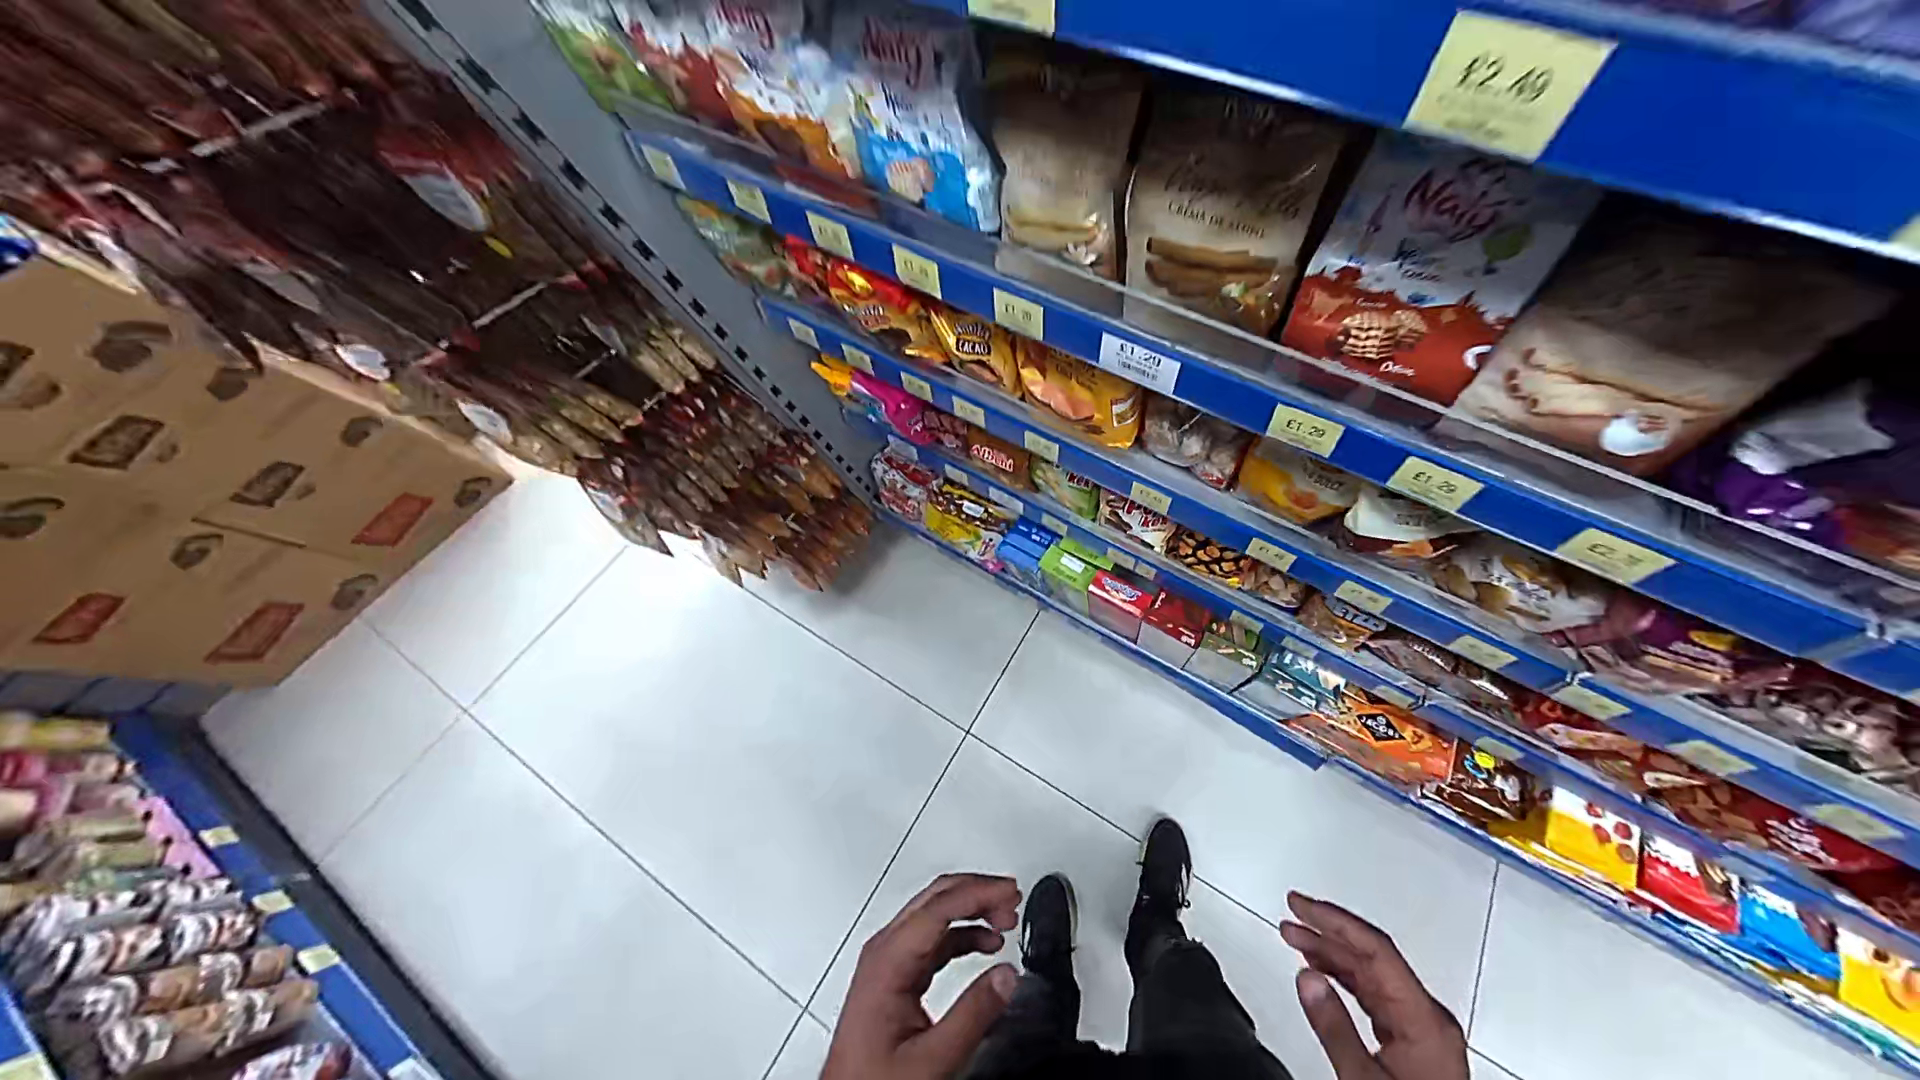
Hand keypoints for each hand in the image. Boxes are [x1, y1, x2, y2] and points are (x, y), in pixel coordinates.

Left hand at [824, 873, 1022, 1079]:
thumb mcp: (931, 1059)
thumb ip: (973, 1016)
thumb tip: (1007, 976)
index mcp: (888, 959)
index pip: (939, 905)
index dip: (978, 892)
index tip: (1009, 892)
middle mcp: (885, 949)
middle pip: (936, 897)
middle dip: (978, 891)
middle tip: (1012, 897)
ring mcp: (889, 958)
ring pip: (936, 912)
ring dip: (973, 909)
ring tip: (1007, 917)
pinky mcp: (896, 972)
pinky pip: (934, 936)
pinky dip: (963, 931)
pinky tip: (986, 941)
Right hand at [1280, 892, 1468, 1079]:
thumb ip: (1334, 1028)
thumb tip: (1307, 978)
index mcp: (1425, 1021)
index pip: (1376, 949)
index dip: (1334, 920)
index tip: (1301, 905)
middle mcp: (1429, 1020)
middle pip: (1372, 957)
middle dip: (1326, 932)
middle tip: (1292, 914)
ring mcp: (1423, 1031)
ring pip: (1371, 973)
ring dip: (1330, 952)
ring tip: (1296, 937)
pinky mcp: (1414, 1043)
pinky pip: (1373, 994)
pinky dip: (1342, 976)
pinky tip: (1321, 970)